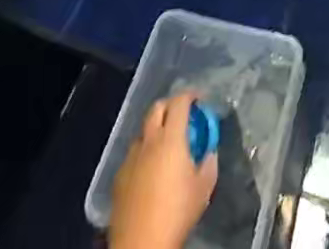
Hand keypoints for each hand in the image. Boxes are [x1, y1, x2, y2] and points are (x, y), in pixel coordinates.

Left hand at [110, 92, 218, 248]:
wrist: (141, 242)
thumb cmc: (177, 212)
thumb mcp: (204, 188)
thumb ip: (209, 163)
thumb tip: (208, 151)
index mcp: (171, 138)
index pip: (179, 102)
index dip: (190, 95)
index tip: (199, 99)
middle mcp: (149, 140)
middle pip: (157, 107)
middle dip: (171, 104)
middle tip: (183, 115)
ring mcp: (131, 156)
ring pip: (144, 131)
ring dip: (156, 129)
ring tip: (167, 145)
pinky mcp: (120, 174)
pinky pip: (134, 153)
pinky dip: (145, 151)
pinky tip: (151, 170)